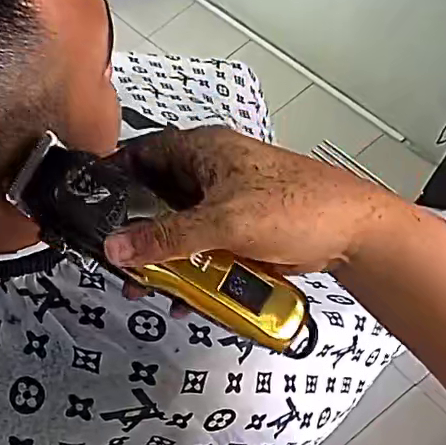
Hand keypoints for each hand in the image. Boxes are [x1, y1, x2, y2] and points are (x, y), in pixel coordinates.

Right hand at [101, 127, 403, 273]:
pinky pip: (202, 248)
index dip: (115, 177)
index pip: (142, 154)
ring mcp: (225, 203)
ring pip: (179, 228)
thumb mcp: (223, 222)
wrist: (352, 236)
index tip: (94, 207)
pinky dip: (191, 268)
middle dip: (137, 231)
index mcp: (203, 150)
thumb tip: (118, 247)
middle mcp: (211, 172)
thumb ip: (167, 237)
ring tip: (147, 285)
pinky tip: (185, 293)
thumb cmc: (299, 207)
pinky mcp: (238, 230)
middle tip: (120, 260)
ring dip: (164, 257)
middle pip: (157, 198)